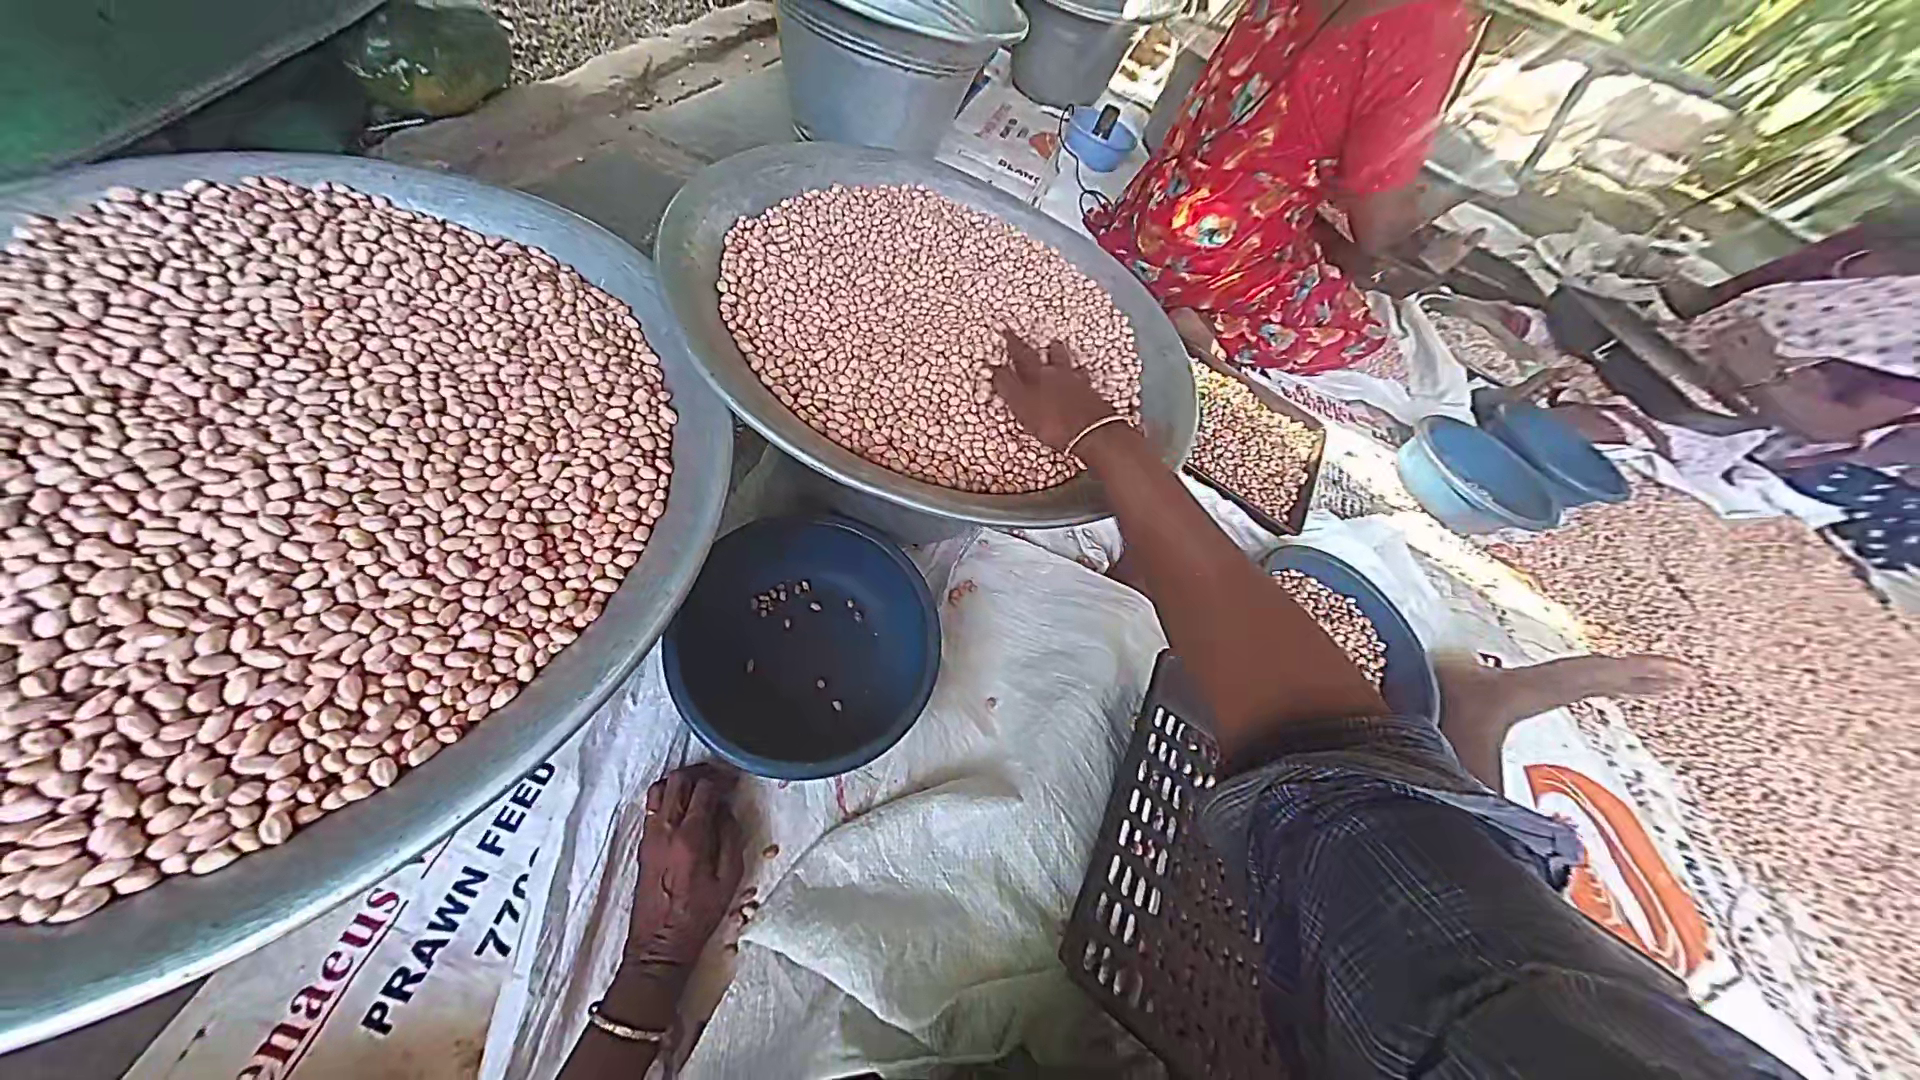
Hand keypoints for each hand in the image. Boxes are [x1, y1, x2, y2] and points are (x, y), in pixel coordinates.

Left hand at [623, 764, 744, 986]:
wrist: (658, 945)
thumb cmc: (698, 915)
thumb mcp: (730, 877)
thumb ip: (731, 835)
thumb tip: (727, 809)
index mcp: (690, 837)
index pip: (705, 788)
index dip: (723, 778)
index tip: (735, 781)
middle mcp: (665, 830)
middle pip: (678, 779)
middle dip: (701, 772)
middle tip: (719, 778)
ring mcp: (650, 836)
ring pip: (660, 788)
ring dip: (682, 781)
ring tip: (701, 788)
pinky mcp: (643, 844)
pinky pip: (653, 805)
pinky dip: (670, 796)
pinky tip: (686, 807)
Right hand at [991, 331, 1120, 450]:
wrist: (1091, 432)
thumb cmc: (1054, 423)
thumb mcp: (1022, 407)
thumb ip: (1007, 387)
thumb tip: (994, 370)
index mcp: (1037, 376)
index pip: (1019, 354)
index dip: (1010, 343)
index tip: (1004, 331)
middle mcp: (1056, 373)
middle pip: (1042, 354)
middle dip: (1031, 346)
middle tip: (1025, 335)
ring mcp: (1075, 381)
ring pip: (1064, 361)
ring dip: (1057, 353)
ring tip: (1054, 346)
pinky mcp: (1090, 393)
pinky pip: (1081, 376)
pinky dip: (1077, 373)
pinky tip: (1079, 373)